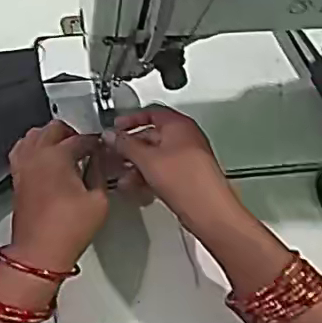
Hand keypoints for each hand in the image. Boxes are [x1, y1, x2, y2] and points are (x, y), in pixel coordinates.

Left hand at [7, 120, 107, 271]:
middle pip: (54, 128)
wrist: (39, 253)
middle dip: (72, 134)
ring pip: (34, 135)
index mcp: (57, 155)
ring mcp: (23, 166)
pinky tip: (46, 160)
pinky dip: (35, 149)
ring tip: (66, 149)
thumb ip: (100, 173)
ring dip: (51, 138)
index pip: (81, 138)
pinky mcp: (17, 179)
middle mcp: (36, 156)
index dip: (95, 142)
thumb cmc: (65, 230)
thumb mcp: (99, 200)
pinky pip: (23, 151)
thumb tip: (99, 163)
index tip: (102, 148)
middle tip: (85, 146)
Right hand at [105, 106, 253, 235]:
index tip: (117, 127)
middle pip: (152, 134)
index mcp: (179, 125)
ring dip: (138, 164)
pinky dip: (148, 175)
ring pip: (157, 155)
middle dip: (132, 145)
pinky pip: (163, 170)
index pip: (151, 112)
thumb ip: (126, 145)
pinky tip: (137, 186)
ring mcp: (188, 158)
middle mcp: (186, 138)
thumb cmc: (189, 181)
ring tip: (124, 174)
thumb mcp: (147, 159)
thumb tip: (113, 136)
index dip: (131, 119)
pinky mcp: (187, 176)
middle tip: (116, 152)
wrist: (208, 210)